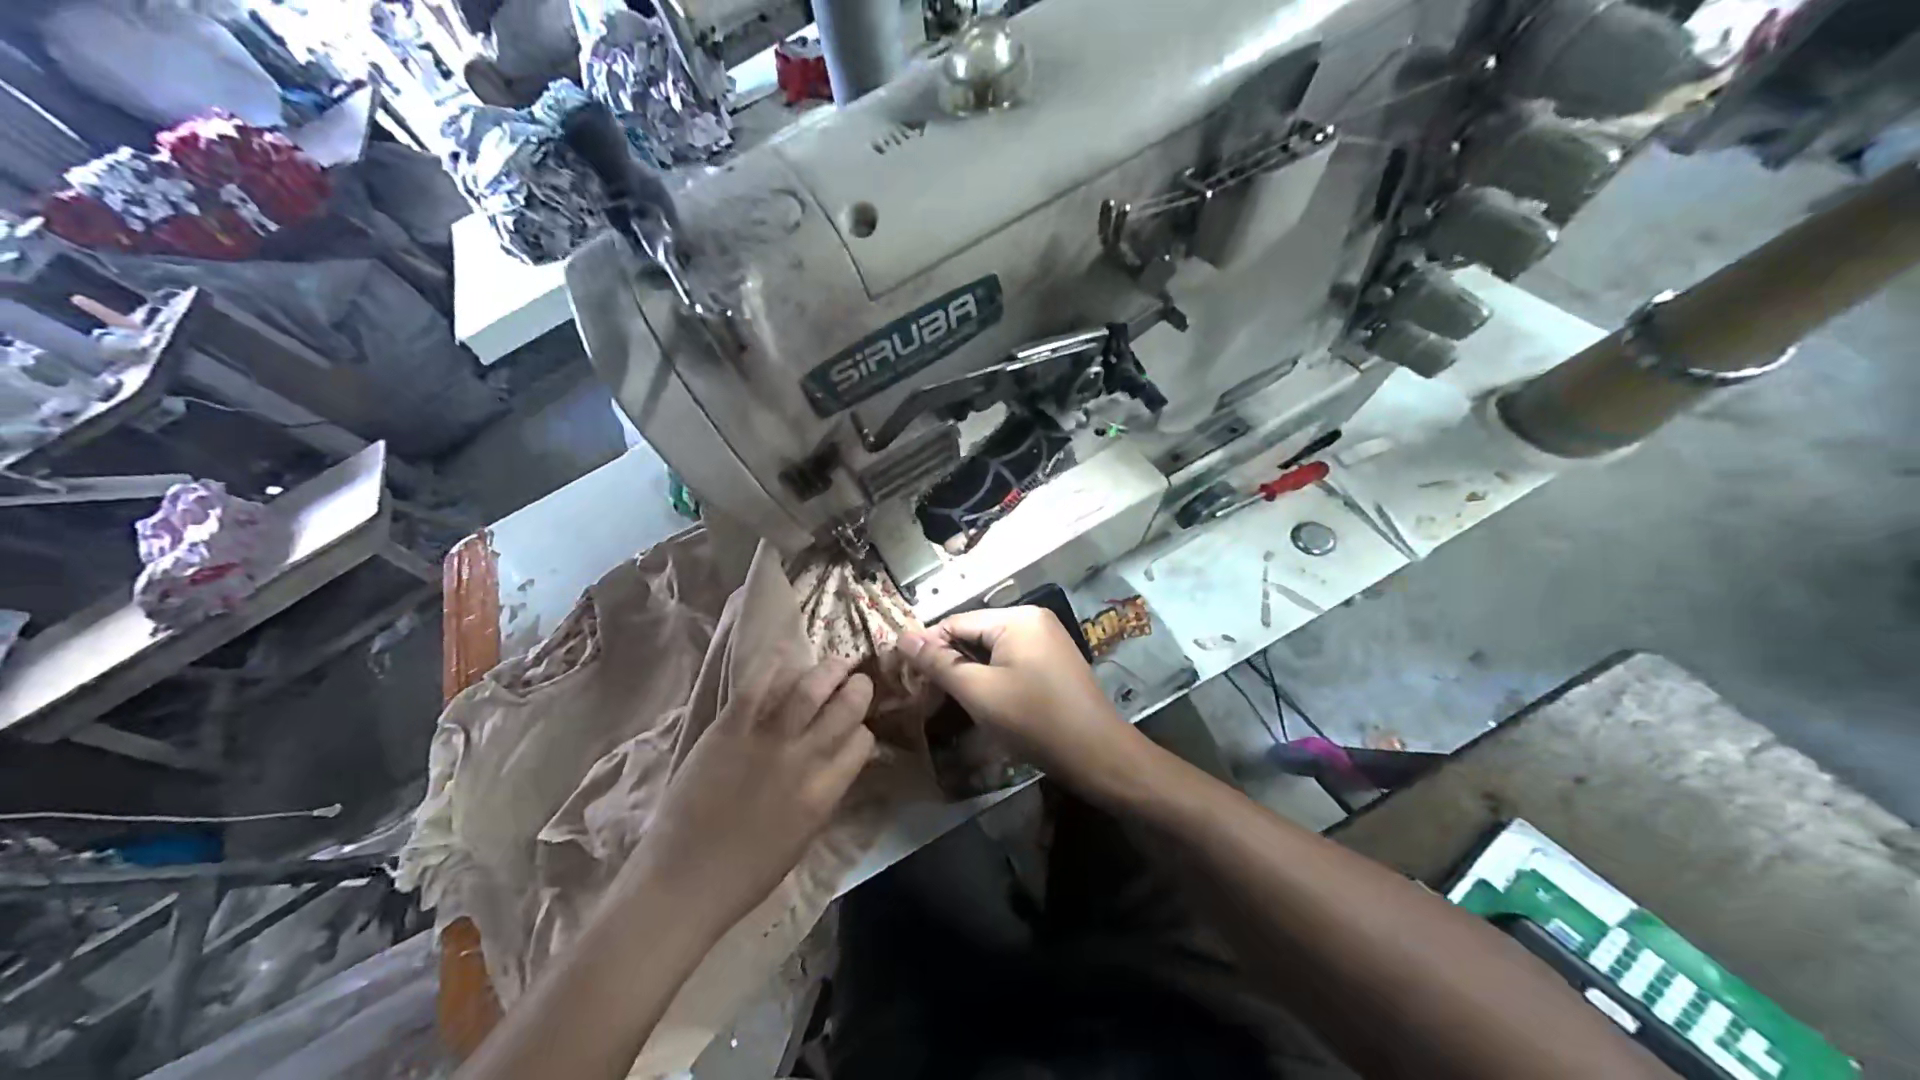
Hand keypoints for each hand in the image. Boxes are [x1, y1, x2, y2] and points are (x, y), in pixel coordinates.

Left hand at [622, 658, 875, 934]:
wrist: (684, 881)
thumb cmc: (747, 872)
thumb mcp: (804, 837)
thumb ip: (824, 794)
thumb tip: (834, 762)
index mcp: (824, 793)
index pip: (862, 742)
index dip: (862, 730)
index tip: (855, 728)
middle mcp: (803, 759)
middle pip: (846, 708)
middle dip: (857, 688)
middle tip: (856, 680)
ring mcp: (764, 741)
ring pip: (808, 688)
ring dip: (828, 670)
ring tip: (834, 663)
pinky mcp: (727, 730)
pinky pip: (756, 685)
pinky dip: (775, 664)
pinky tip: (787, 651)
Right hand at [898, 607, 1149, 799]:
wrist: (1098, 755)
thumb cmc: (1034, 720)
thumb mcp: (979, 692)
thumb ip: (939, 663)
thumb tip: (903, 637)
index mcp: (1017, 618)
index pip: (956, 622)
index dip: (927, 647)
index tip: (904, 674)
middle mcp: (1033, 621)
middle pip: (974, 634)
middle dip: (948, 661)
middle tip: (923, 693)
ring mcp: (1047, 642)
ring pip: (992, 651)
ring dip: (968, 672)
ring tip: (946, 700)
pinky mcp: (1053, 664)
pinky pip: (1011, 662)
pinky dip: (991, 678)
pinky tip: (980, 702)